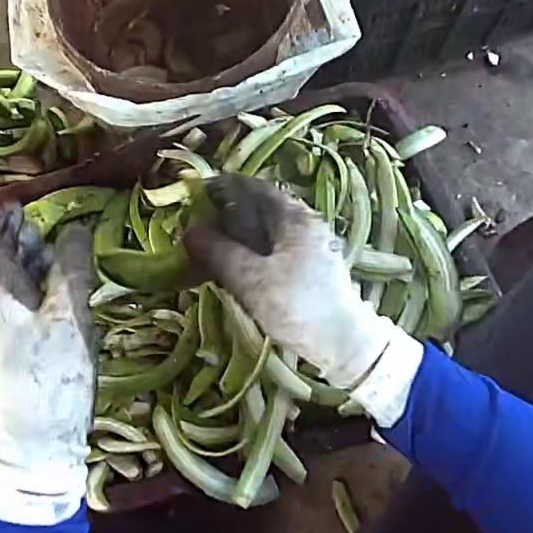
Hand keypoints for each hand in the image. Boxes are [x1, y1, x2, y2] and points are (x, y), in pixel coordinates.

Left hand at [0, 204, 95, 525]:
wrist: (42, 440)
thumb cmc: (51, 375)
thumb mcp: (66, 316)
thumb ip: (71, 270)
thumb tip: (77, 228)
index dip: (4, 223)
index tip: (16, 202)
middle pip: (5, 266)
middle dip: (20, 239)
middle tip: (40, 217)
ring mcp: (11, 333)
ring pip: (19, 286)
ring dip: (33, 261)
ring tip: (53, 242)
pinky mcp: (28, 349)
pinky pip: (32, 305)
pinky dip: (45, 285)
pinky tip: (63, 284)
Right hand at [183, 176, 422, 425]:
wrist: (345, 345)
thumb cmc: (297, 306)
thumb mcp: (250, 280)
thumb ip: (217, 252)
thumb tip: (187, 231)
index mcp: (292, 216)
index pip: (250, 186)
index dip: (219, 187)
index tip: (192, 197)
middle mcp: (303, 222)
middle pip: (257, 206)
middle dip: (224, 213)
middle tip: (194, 225)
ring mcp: (308, 244)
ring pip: (263, 229)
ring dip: (235, 234)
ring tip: (207, 248)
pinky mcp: (308, 266)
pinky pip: (272, 248)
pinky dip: (249, 251)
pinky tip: (232, 267)